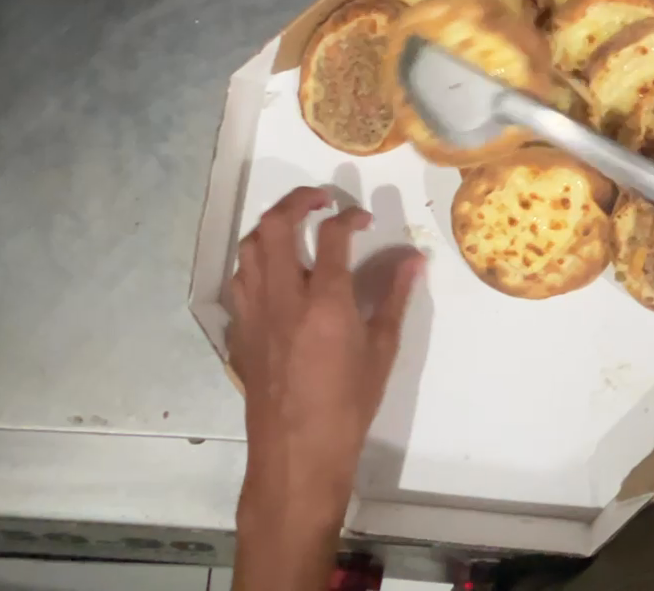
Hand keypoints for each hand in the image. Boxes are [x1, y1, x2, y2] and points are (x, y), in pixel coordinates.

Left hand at [226, 187, 422, 528]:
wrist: (296, 453)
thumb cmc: (347, 404)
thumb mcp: (382, 350)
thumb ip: (393, 296)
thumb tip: (414, 259)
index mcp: (325, 302)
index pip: (333, 235)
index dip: (349, 216)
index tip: (363, 219)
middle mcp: (284, 298)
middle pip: (275, 225)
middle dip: (297, 200)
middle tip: (320, 199)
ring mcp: (255, 313)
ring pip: (249, 248)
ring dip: (271, 227)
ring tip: (294, 228)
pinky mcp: (239, 330)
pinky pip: (240, 280)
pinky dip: (256, 261)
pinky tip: (276, 272)